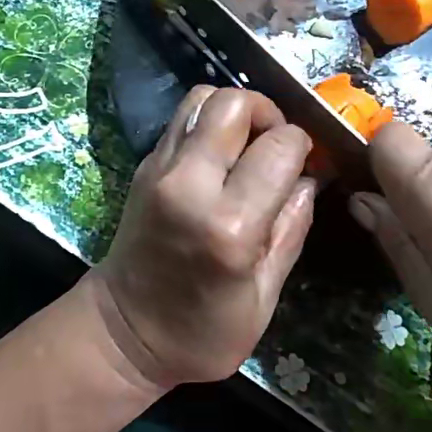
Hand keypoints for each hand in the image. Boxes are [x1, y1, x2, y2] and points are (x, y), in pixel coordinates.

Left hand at [87, 87, 317, 389]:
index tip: (304, 166)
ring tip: (248, 143)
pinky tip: (221, 155)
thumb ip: (292, 229)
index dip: (302, 147)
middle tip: (275, 144)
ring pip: (204, 96)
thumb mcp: (264, 297)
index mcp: (230, 225)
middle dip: (268, 113)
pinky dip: (210, 121)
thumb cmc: (202, 332)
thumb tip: (309, 178)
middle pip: (235, 103)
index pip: (280, 146)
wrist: (122, 334)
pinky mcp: (145, 164)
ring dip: (235, 110)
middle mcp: (190, 184)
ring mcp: (160, 168)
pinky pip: (184, 117)